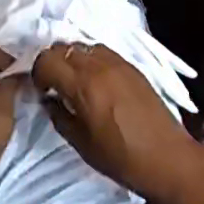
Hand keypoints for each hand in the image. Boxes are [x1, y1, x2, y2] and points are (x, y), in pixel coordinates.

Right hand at [34, 42, 203, 203]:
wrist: (166, 156)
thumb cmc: (120, 157)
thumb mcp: (81, 144)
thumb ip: (59, 115)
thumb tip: (48, 99)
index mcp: (83, 85)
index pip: (47, 60)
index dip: (38, 72)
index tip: (40, 89)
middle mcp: (98, 65)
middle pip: (64, 47)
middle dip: (53, 62)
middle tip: (53, 85)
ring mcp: (117, 61)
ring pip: (83, 46)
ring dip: (72, 58)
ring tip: (74, 82)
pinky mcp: (130, 64)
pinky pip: (102, 51)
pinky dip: (90, 59)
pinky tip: (95, 80)